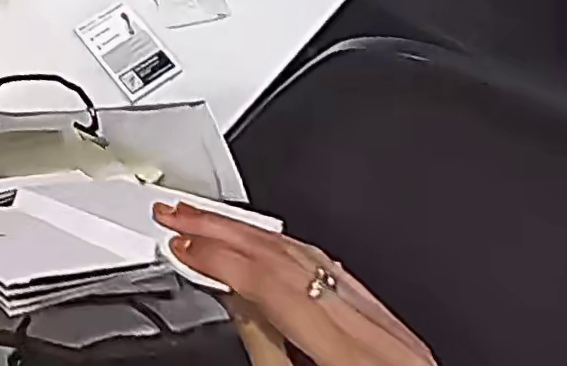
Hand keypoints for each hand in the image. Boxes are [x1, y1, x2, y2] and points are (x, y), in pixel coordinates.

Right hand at [153, 202, 435, 365]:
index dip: (218, 257)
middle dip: (219, 230)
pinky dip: (279, 245)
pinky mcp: (392, 325)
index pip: (273, 284)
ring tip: (199, 217)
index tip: (178, 243)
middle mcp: (383, 336)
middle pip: (285, 258)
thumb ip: (263, 342)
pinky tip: (253, 235)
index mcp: (357, 357)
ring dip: (241, 229)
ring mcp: (393, 328)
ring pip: (305, 254)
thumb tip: (224, 287)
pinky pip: (329, 268)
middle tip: (173, 215)